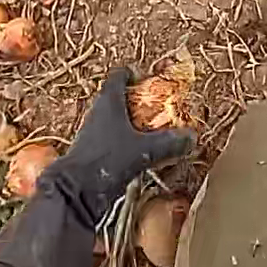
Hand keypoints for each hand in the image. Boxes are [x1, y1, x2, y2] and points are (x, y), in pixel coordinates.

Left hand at [40, 68, 194, 225]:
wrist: (74, 192)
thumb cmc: (108, 159)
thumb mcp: (144, 150)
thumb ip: (169, 143)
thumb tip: (192, 137)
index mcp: (109, 102)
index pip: (119, 76)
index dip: (133, 73)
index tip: (148, 78)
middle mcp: (97, 113)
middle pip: (117, 97)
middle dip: (136, 99)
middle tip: (157, 104)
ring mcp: (92, 133)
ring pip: (113, 118)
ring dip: (130, 121)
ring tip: (151, 128)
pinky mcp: (90, 152)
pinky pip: (111, 137)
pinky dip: (125, 139)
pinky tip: (139, 151)